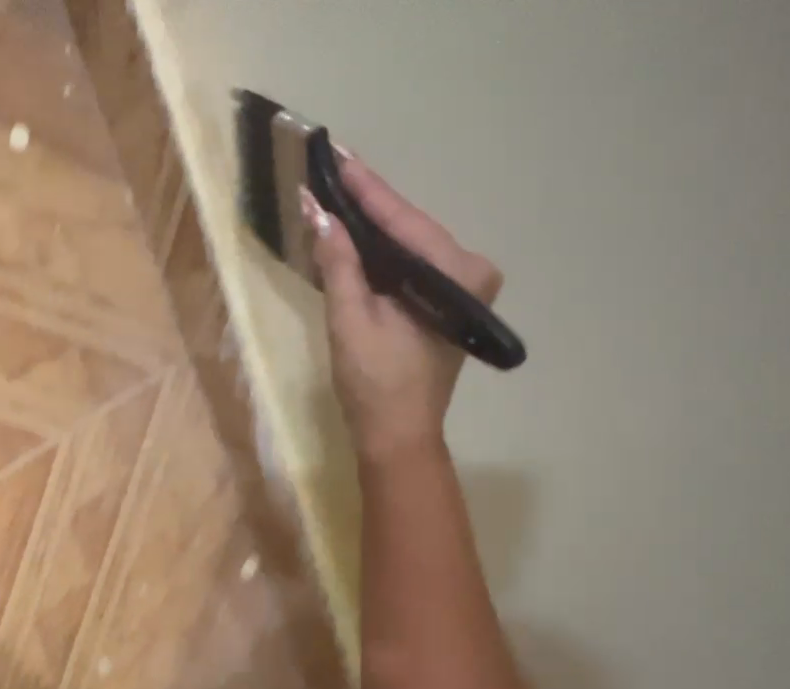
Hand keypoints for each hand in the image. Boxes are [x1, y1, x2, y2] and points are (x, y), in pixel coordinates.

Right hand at [305, 158, 504, 463]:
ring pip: (408, 244)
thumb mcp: (351, 321)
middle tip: (333, 170)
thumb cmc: (375, 382)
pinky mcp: (444, 301)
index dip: (367, 190)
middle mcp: (470, 271)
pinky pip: (408, 264)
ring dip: (372, 225)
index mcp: (456, 273)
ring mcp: (461, 286)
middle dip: (369, 202)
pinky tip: (353, 235)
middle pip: (409, 228)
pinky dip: (379, 251)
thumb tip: (319, 215)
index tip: (340, 156)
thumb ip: (340, 265)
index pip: (403, 221)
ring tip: (337, 195)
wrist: (397, 432)